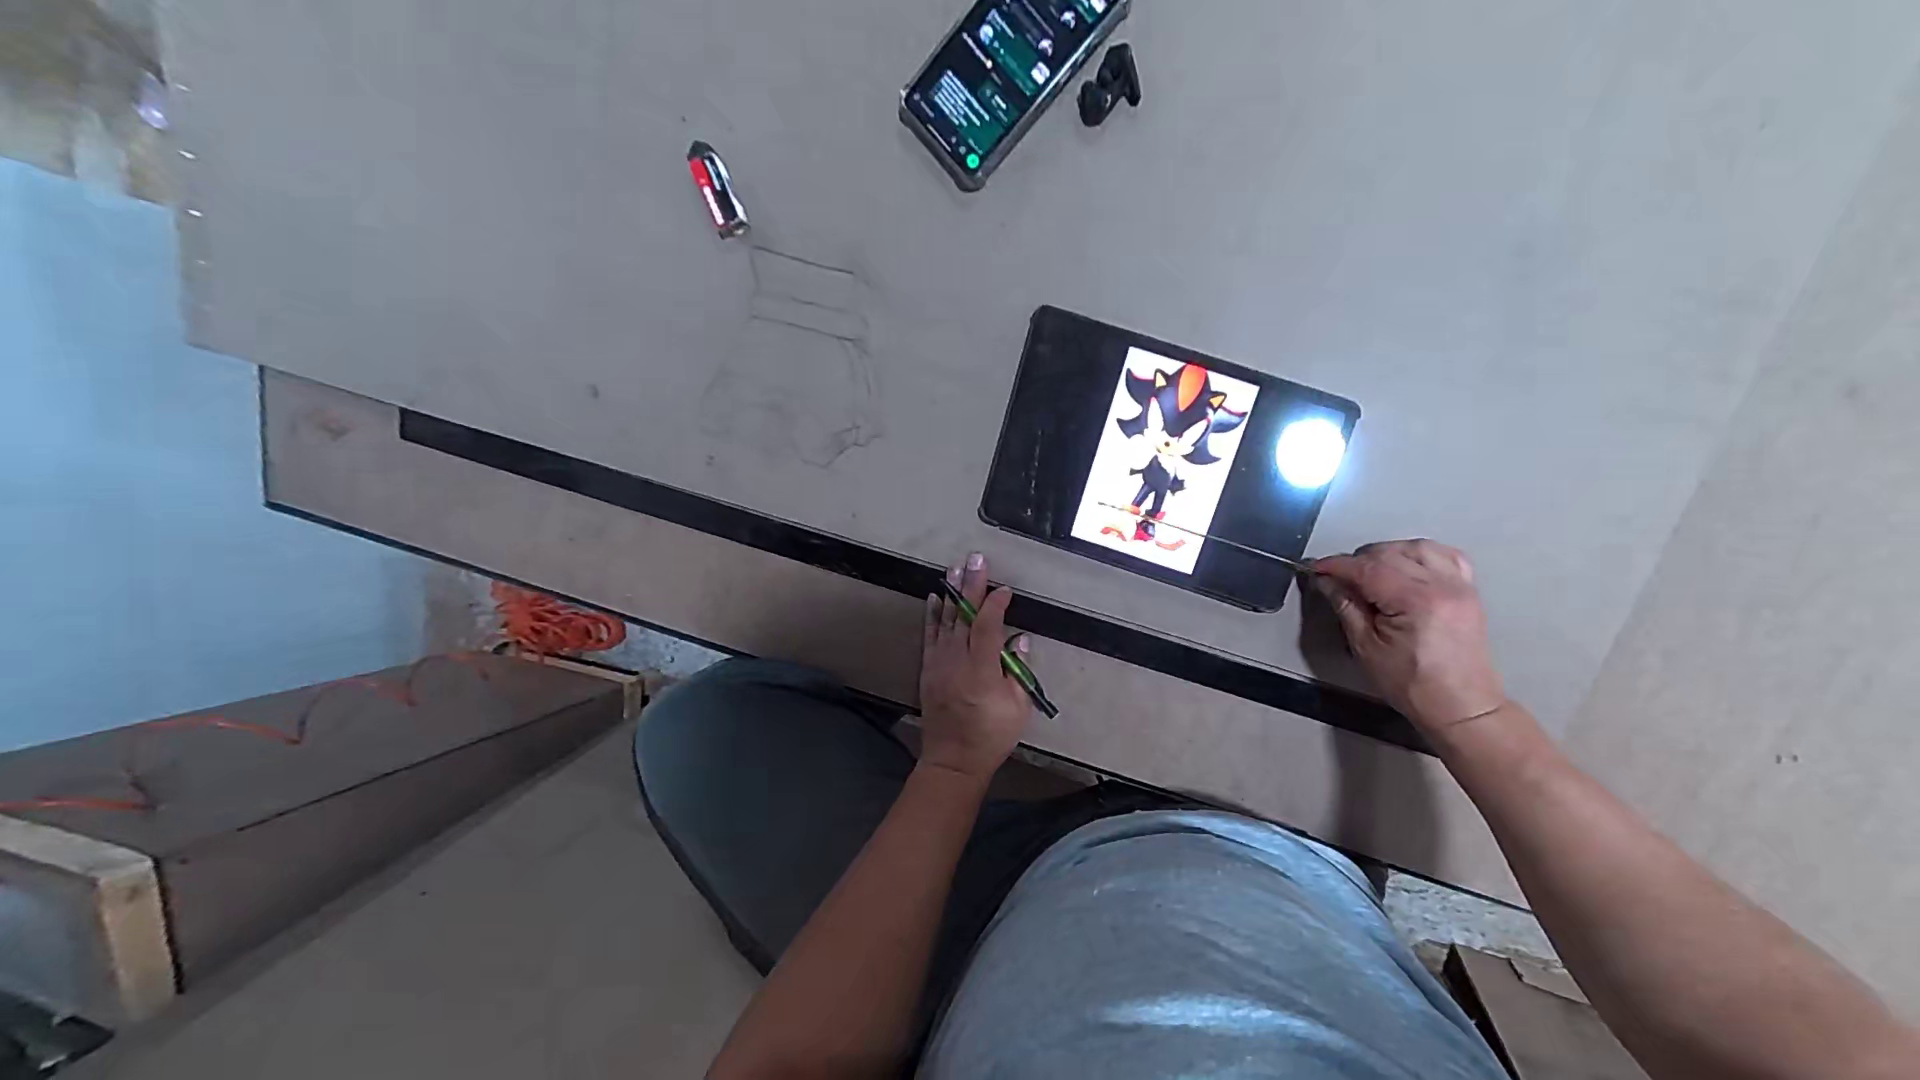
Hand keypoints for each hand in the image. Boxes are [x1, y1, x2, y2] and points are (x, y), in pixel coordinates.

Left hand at [918, 552, 1032, 780]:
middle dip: (972, 585)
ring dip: (952, 593)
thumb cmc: (991, 736)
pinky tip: (935, 598)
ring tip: (956, 569)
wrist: (953, 759)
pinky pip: (930, 636)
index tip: (1005, 590)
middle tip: (976, 560)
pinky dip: (932, 615)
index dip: (995, 604)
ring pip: (945, 621)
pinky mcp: (928, 669)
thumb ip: (1018, 671)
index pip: (987, 626)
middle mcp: (957, 661)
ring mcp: (939, 664)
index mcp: (981, 671)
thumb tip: (1018, 641)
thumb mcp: (1017, 708)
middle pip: (964, 616)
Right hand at [1311, 539, 1506, 733]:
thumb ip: (1346, 605)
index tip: (1315, 569)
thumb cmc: (1412, 684)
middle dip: (1357, 561)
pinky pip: (1444, 555)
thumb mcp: (1366, 646)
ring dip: (1387, 553)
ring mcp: (1460, 585)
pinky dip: (1419, 554)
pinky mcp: (1467, 590)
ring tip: (1369, 573)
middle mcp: (1443, 586)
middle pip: (1389, 553)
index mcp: (1417, 601)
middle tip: (1338, 579)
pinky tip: (1404, 566)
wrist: (1460, 705)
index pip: (1367, 568)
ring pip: (1416, 547)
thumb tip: (1326, 581)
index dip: (1336, 565)